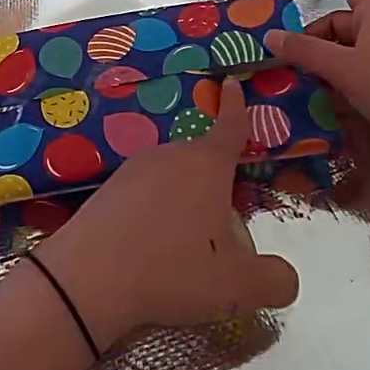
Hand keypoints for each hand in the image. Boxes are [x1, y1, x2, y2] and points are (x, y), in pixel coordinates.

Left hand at [30, 78, 299, 348]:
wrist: (83, 283)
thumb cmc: (171, 271)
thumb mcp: (237, 287)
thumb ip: (275, 281)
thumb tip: (287, 279)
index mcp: (207, 164)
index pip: (230, 126)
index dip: (237, 107)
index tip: (232, 83)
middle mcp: (170, 155)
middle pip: (203, 160)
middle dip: (216, 184)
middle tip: (222, 226)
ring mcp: (133, 170)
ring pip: (172, 178)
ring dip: (184, 202)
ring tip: (184, 246)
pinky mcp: (106, 190)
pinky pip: (143, 194)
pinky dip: (154, 213)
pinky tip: (149, 249)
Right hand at [263, 0, 369, 156]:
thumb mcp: (344, 67)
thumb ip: (305, 51)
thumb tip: (270, 35)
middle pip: (345, 24)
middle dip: (316, 37)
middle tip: (290, 59)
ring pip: (351, 55)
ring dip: (326, 65)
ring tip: (299, 84)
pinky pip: (362, 78)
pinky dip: (342, 85)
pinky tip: (326, 105)